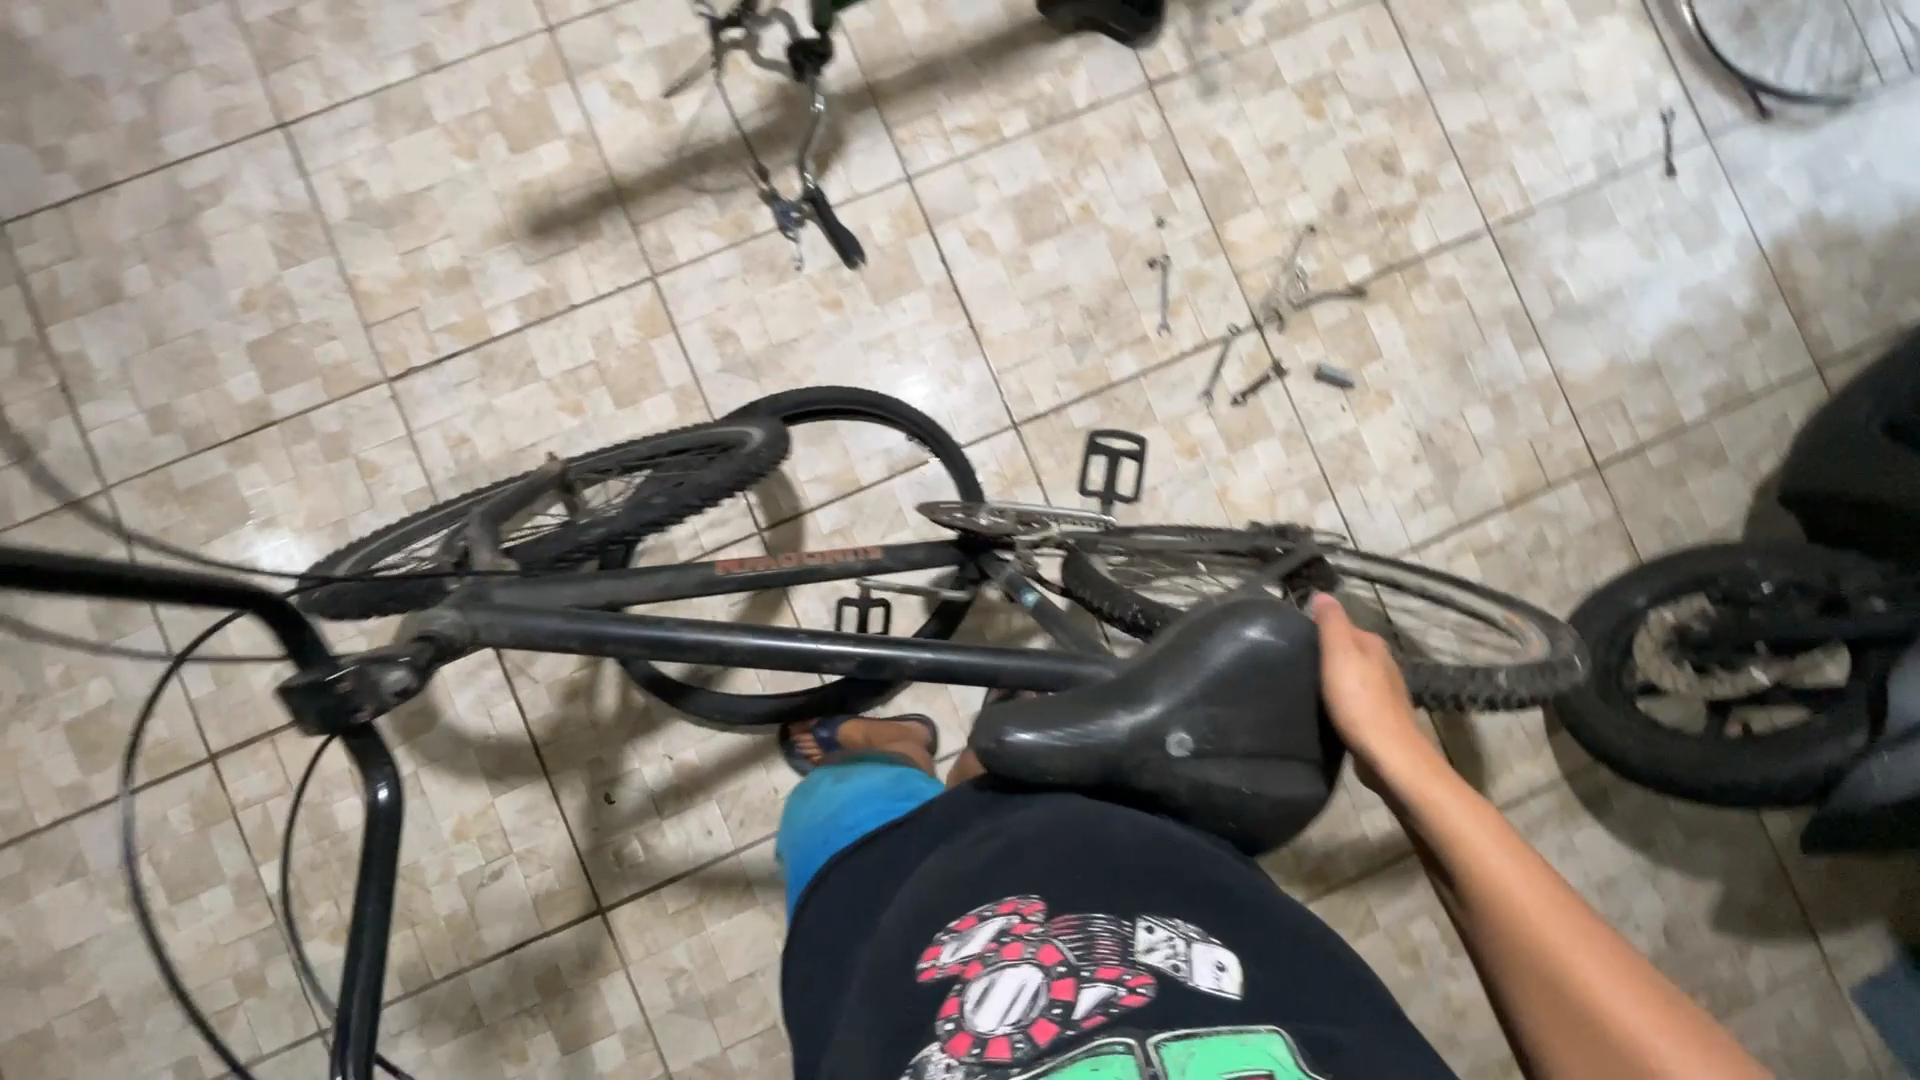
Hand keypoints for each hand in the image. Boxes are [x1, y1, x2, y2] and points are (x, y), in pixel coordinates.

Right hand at [1310, 593, 1449, 789]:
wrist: (1388, 755)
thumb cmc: (1359, 702)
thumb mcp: (1339, 654)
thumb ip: (1331, 623)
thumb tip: (1322, 594)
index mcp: (1373, 645)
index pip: (1341, 626)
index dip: (1316, 631)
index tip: (1291, 641)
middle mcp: (1383, 663)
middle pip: (1347, 650)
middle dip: (1324, 655)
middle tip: (1292, 664)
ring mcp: (1384, 692)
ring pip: (1351, 675)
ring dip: (1332, 678)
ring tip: (1304, 686)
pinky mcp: (1379, 717)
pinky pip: (1354, 699)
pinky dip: (1340, 699)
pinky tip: (1325, 708)